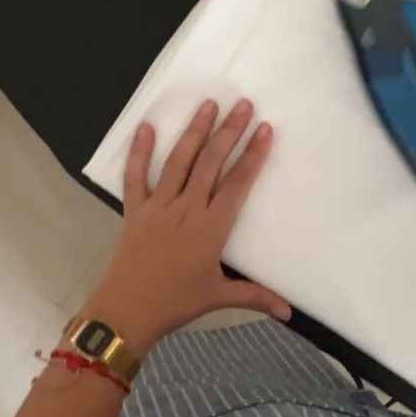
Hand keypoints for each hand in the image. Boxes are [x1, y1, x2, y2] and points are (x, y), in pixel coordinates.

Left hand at [86, 98, 289, 350]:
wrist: (127, 311)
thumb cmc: (176, 304)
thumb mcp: (219, 298)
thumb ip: (256, 296)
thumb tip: (289, 311)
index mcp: (210, 228)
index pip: (237, 184)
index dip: (253, 156)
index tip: (265, 130)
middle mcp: (186, 209)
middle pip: (211, 163)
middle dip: (229, 131)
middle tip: (243, 104)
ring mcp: (158, 206)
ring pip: (179, 161)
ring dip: (194, 131)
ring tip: (208, 104)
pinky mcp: (134, 210)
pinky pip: (135, 176)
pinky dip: (140, 151)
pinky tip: (147, 127)